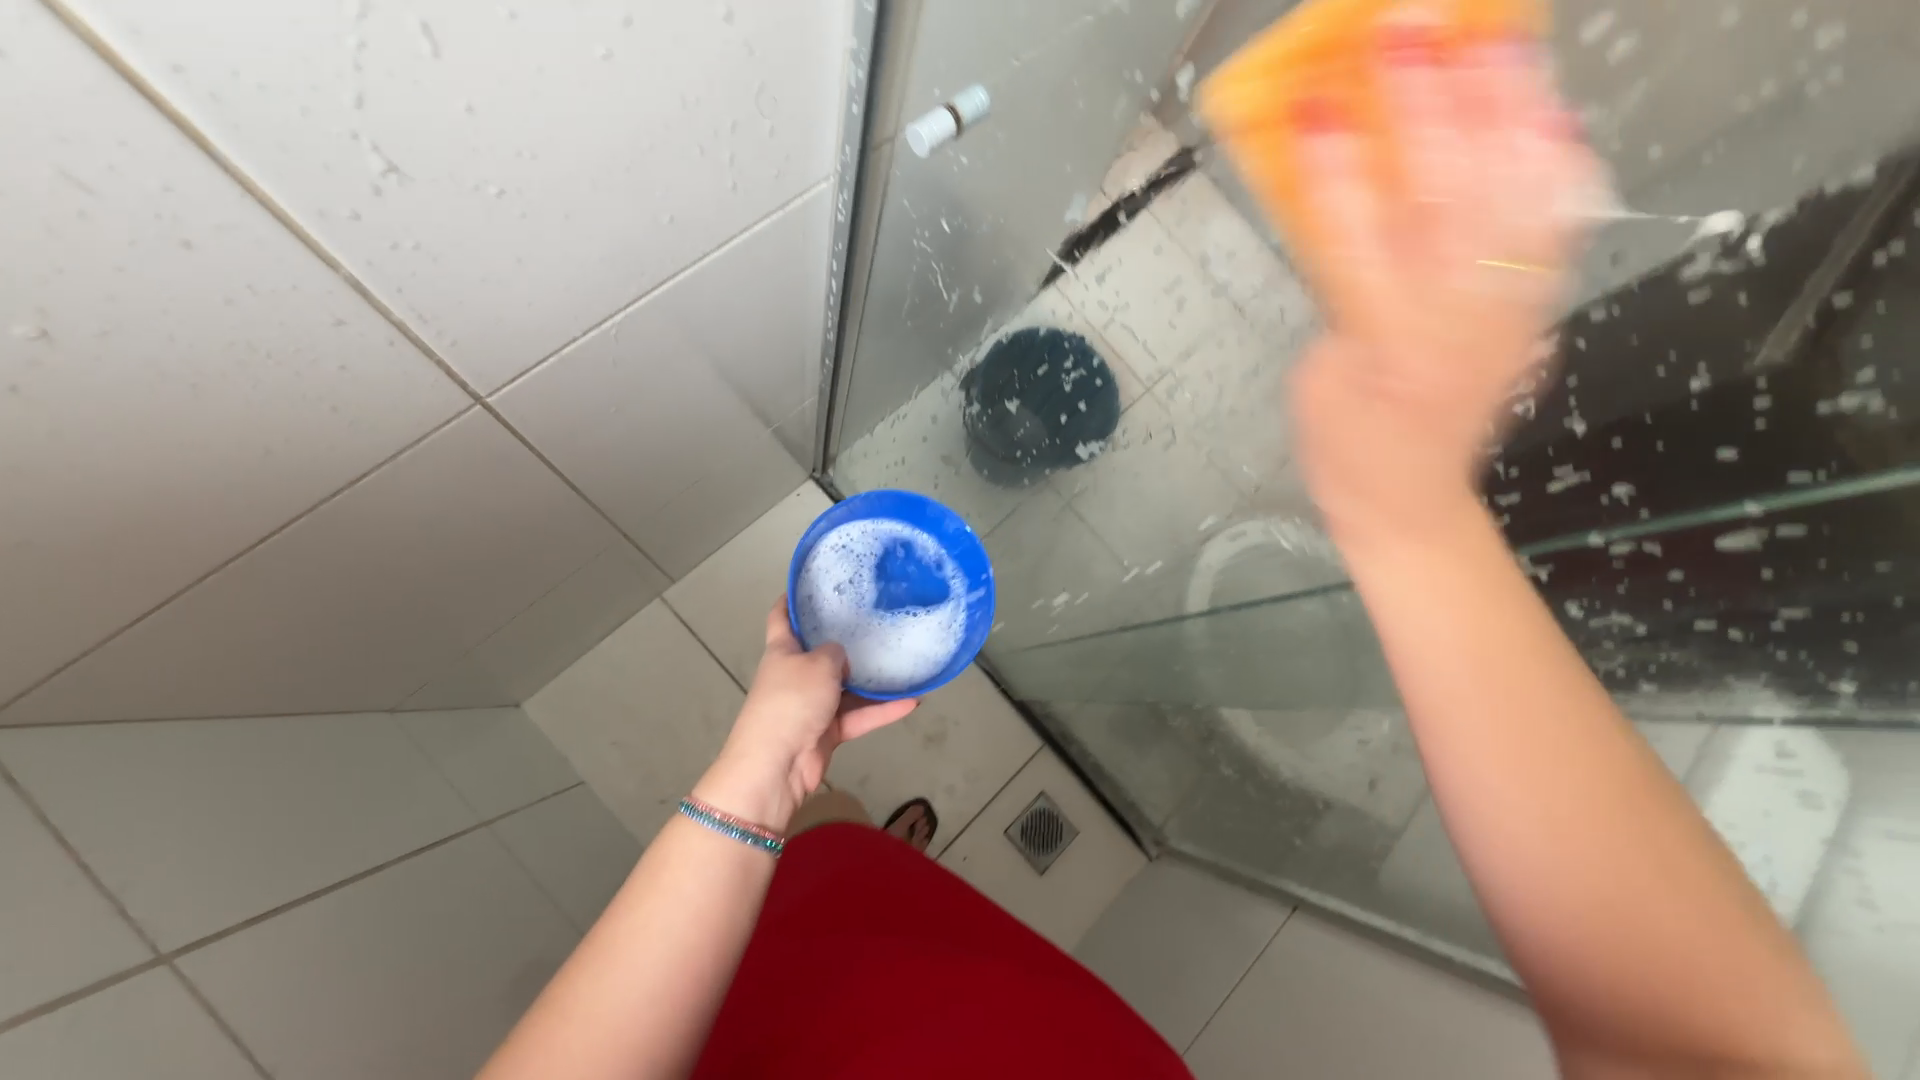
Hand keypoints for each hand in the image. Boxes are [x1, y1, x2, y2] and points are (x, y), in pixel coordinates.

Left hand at [696, 599, 918, 829]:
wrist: (777, 765)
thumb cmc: (790, 702)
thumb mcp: (817, 665)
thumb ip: (834, 653)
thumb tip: (841, 657)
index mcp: (782, 651)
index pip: (781, 618)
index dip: (792, 599)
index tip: (811, 584)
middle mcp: (796, 675)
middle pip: (821, 653)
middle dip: (844, 640)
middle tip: (875, 621)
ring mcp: (811, 705)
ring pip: (846, 687)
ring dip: (872, 681)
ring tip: (903, 663)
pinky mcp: (827, 732)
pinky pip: (859, 716)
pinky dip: (882, 711)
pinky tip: (913, 701)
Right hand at [1288, 20, 1601, 549]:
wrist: (1409, 500)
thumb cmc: (1342, 447)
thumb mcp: (1314, 374)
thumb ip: (1337, 292)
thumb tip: (1351, 209)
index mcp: (1379, 349)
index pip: (1353, 241)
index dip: (1334, 166)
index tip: (1315, 100)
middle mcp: (1453, 327)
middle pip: (1446, 202)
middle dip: (1428, 105)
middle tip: (1410, 29)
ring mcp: (1508, 317)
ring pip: (1515, 200)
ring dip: (1505, 109)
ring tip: (1489, 37)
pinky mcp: (1536, 314)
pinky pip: (1557, 228)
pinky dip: (1555, 161)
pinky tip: (1547, 110)